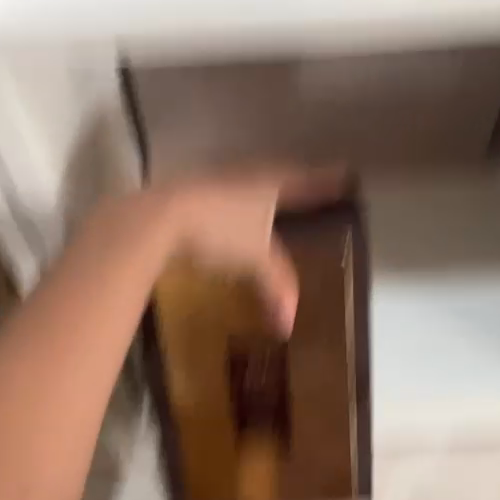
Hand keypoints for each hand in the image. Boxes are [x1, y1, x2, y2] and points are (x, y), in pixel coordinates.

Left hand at [139, 167, 347, 335]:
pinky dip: (225, 209)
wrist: (154, 219)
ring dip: (253, 194)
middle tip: (304, 189)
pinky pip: (215, 200)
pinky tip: (220, 221)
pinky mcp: (182, 197)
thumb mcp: (255, 262)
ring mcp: (208, 183)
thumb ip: (276, 287)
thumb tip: (289, 324)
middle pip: (272, 177)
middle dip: (289, 184)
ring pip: (240, 185)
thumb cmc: (217, 231)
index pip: (304, 181)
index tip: (344, 176)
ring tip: (263, 205)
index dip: (324, 181)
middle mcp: (240, 177)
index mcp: (266, 184)